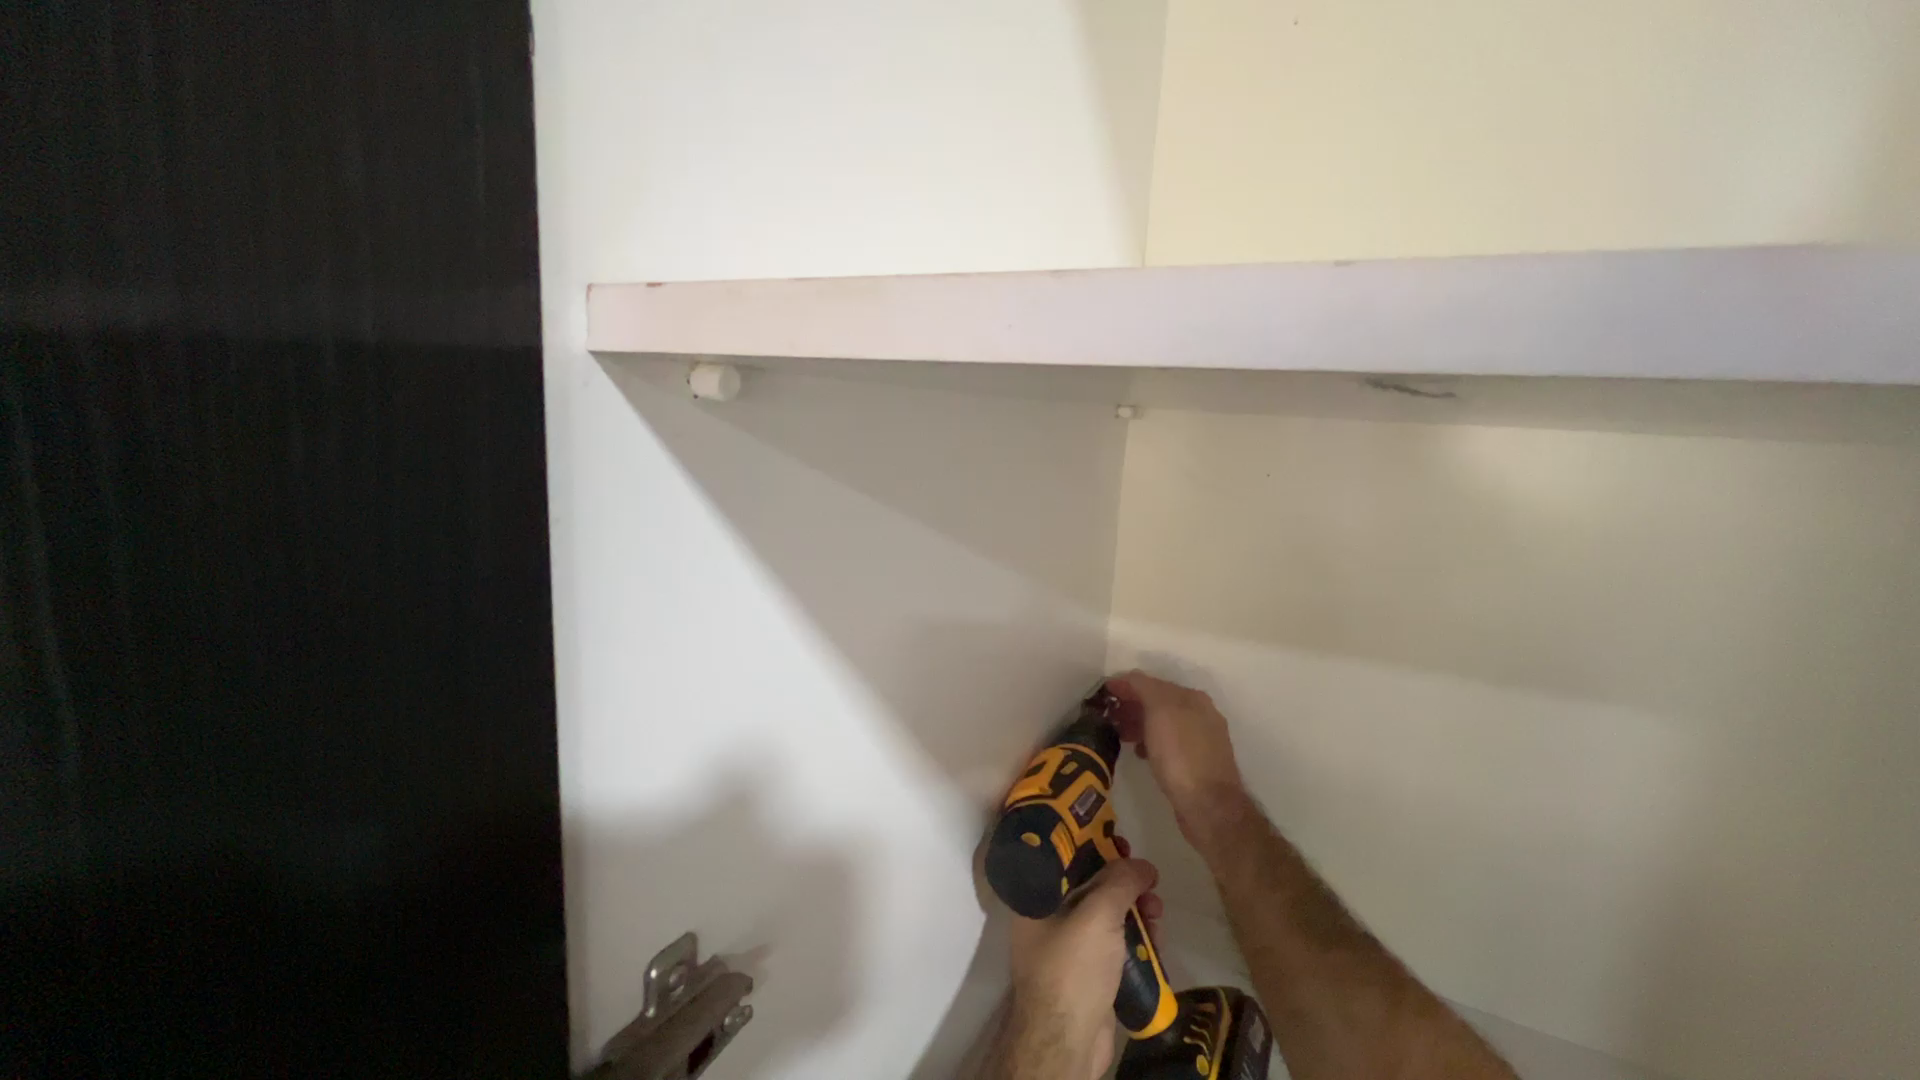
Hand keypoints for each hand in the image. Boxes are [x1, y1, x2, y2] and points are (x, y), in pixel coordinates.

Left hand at [1003, 857, 1159, 1079]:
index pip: (1061, 857)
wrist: (1069, 1041)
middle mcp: (1048, 918)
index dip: (1090, 843)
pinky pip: (1116, 943)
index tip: (1118, 839)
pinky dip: (1136, 937)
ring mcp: (1069, 946)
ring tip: (1157, 911)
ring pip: (1107, 914)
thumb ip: (1120, 882)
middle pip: (1089, 885)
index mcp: (1036, 899)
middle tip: (1148, 878)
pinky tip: (1156, 938)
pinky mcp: (1090, 971)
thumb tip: (1142, 866)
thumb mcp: (1096, 914)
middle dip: (1123, 880)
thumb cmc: (1073, 968)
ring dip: (1135, 908)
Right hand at [1106, 671, 1248, 848]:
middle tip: (1107, 717)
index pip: (1153, 683)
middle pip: (1159, 702)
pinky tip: (1141, 754)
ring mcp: (1202, 740)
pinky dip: (1152, 742)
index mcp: (1192, 698)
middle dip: (1132, 706)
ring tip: (1119, 736)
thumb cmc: (1180, 754)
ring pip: (1163, 723)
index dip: (1126, 686)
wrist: (1208, 805)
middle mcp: (1201, 714)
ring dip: (1140, 724)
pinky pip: (1169, 744)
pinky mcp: (1198, 764)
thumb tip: (1129, 678)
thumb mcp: (1160, 711)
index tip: (1103, 694)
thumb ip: (1144, 688)